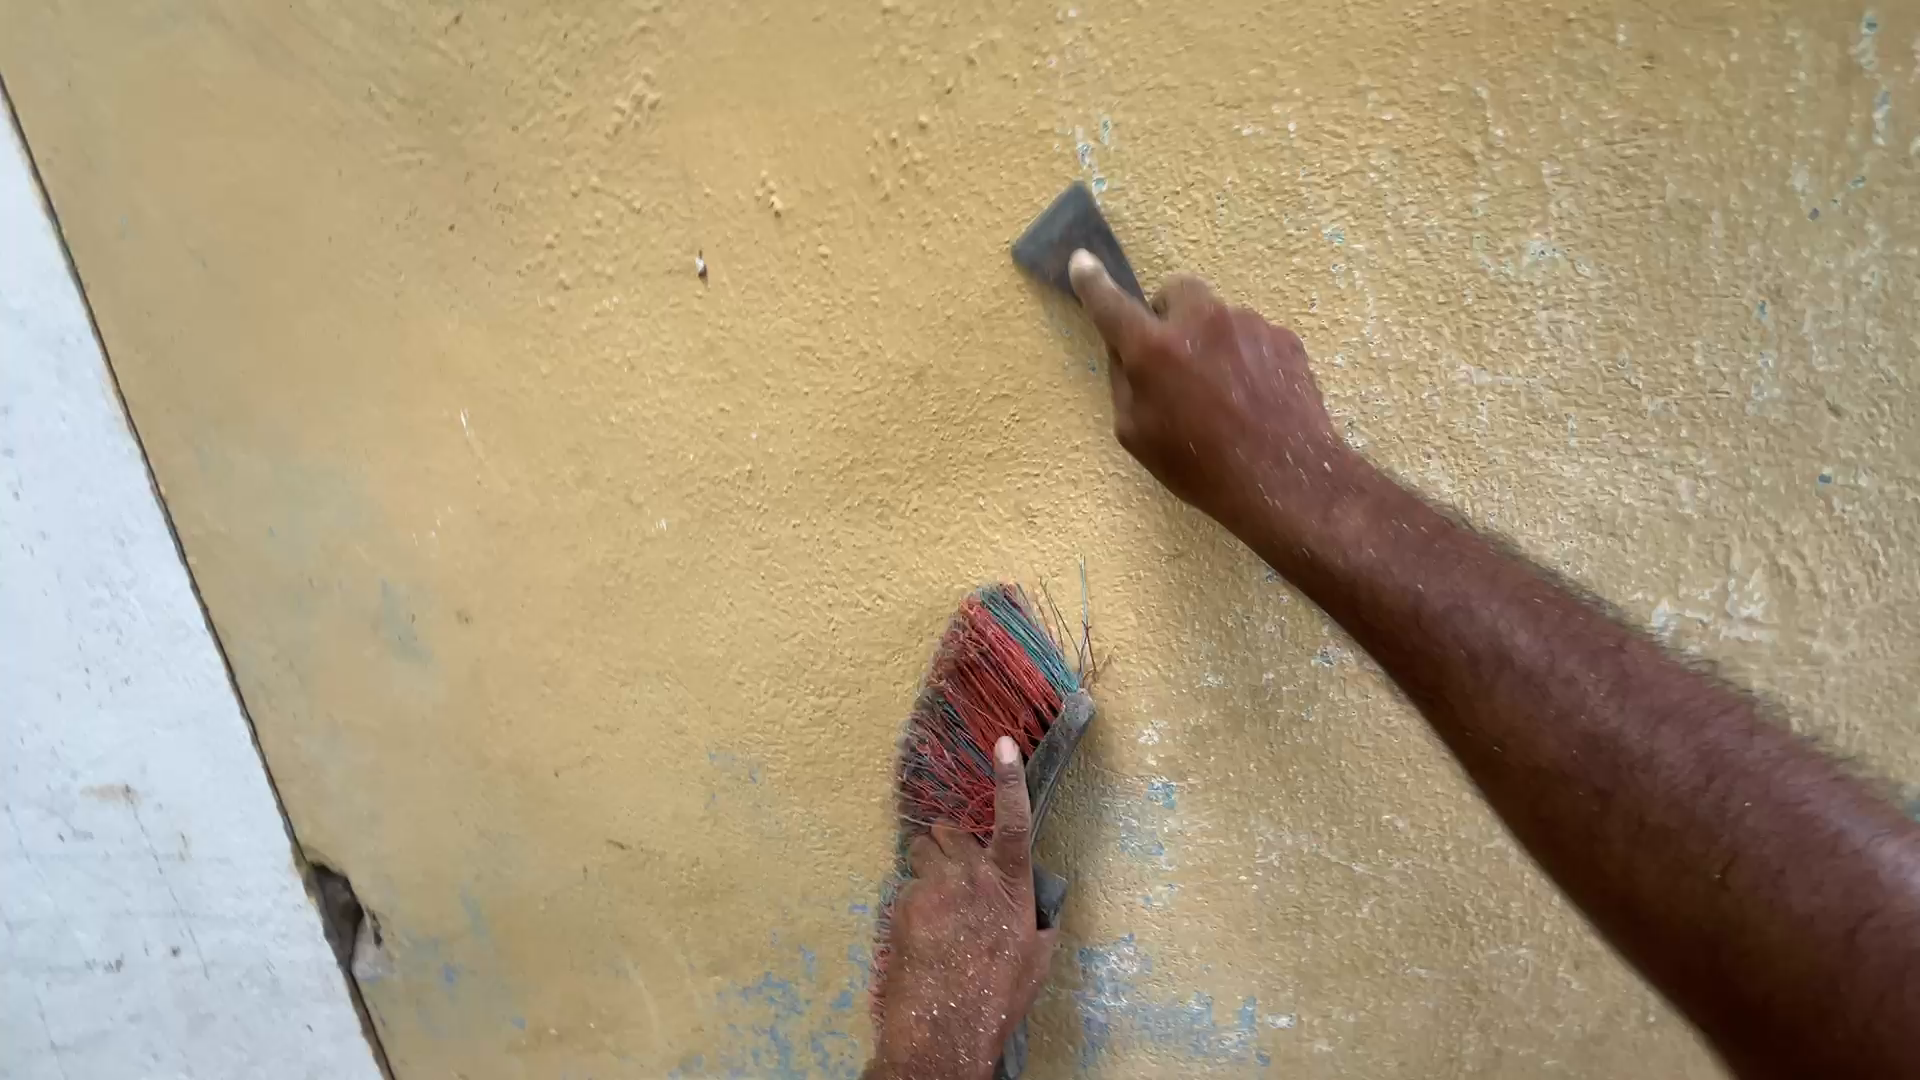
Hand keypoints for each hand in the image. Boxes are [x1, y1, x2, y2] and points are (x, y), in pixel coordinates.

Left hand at [866, 737, 1058, 1079]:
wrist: (943, 1032)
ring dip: (926, 868)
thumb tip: (1036, 907)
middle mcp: (973, 875)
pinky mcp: (905, 902)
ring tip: (933, 907)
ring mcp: (936, 886)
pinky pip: (906, 887)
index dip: (1010, 779)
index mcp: (1011, 885)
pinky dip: (911, 902)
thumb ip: (1036, 920)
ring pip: (922, 852)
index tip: (1004, 743)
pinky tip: (919, 935)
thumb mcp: (1035, 959)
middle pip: (951, 832)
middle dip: (948, 847)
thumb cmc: (997, 997)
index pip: (1014, 821)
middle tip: (951, 878)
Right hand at [1068, 249, 1350, 538]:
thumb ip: (1124, 383)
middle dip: (1167, 314)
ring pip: (1216, 316)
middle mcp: (1200, 322)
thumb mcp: (1136, 435)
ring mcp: (1248, 324)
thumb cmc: (1197, 466)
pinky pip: (1250, 336)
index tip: (1082, 262)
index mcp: (1153, 349)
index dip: (1092, 283)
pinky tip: (1250, 397)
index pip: (1111, 305)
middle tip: (1171, 357)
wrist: (1283, 480)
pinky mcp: (1283, 337)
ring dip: (1208, 340)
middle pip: (1175, 291)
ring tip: (1221, 394)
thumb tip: (1124, 351)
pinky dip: (1242, 357)